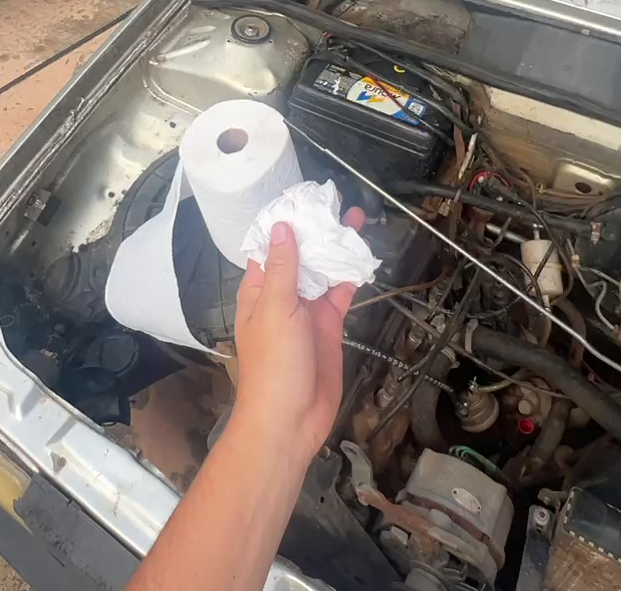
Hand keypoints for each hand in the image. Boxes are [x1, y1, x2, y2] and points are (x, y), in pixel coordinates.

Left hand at [231, 208, 364, 457]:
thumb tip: (280, 228)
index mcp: (259, 289)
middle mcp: (282, 295)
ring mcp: (306, 311)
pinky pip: (339, 294)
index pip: (270, 246)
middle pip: (301, 254)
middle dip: (316, 230)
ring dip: (336, 248)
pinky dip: (350, 276)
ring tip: (354, 220)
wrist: (290, 421)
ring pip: (322, 270)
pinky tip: (362, 257)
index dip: (285, 222)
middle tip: (337, 203)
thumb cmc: (272, 366)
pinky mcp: (328, 326)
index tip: (303, 199)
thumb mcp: (275, 309)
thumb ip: (282, 268)